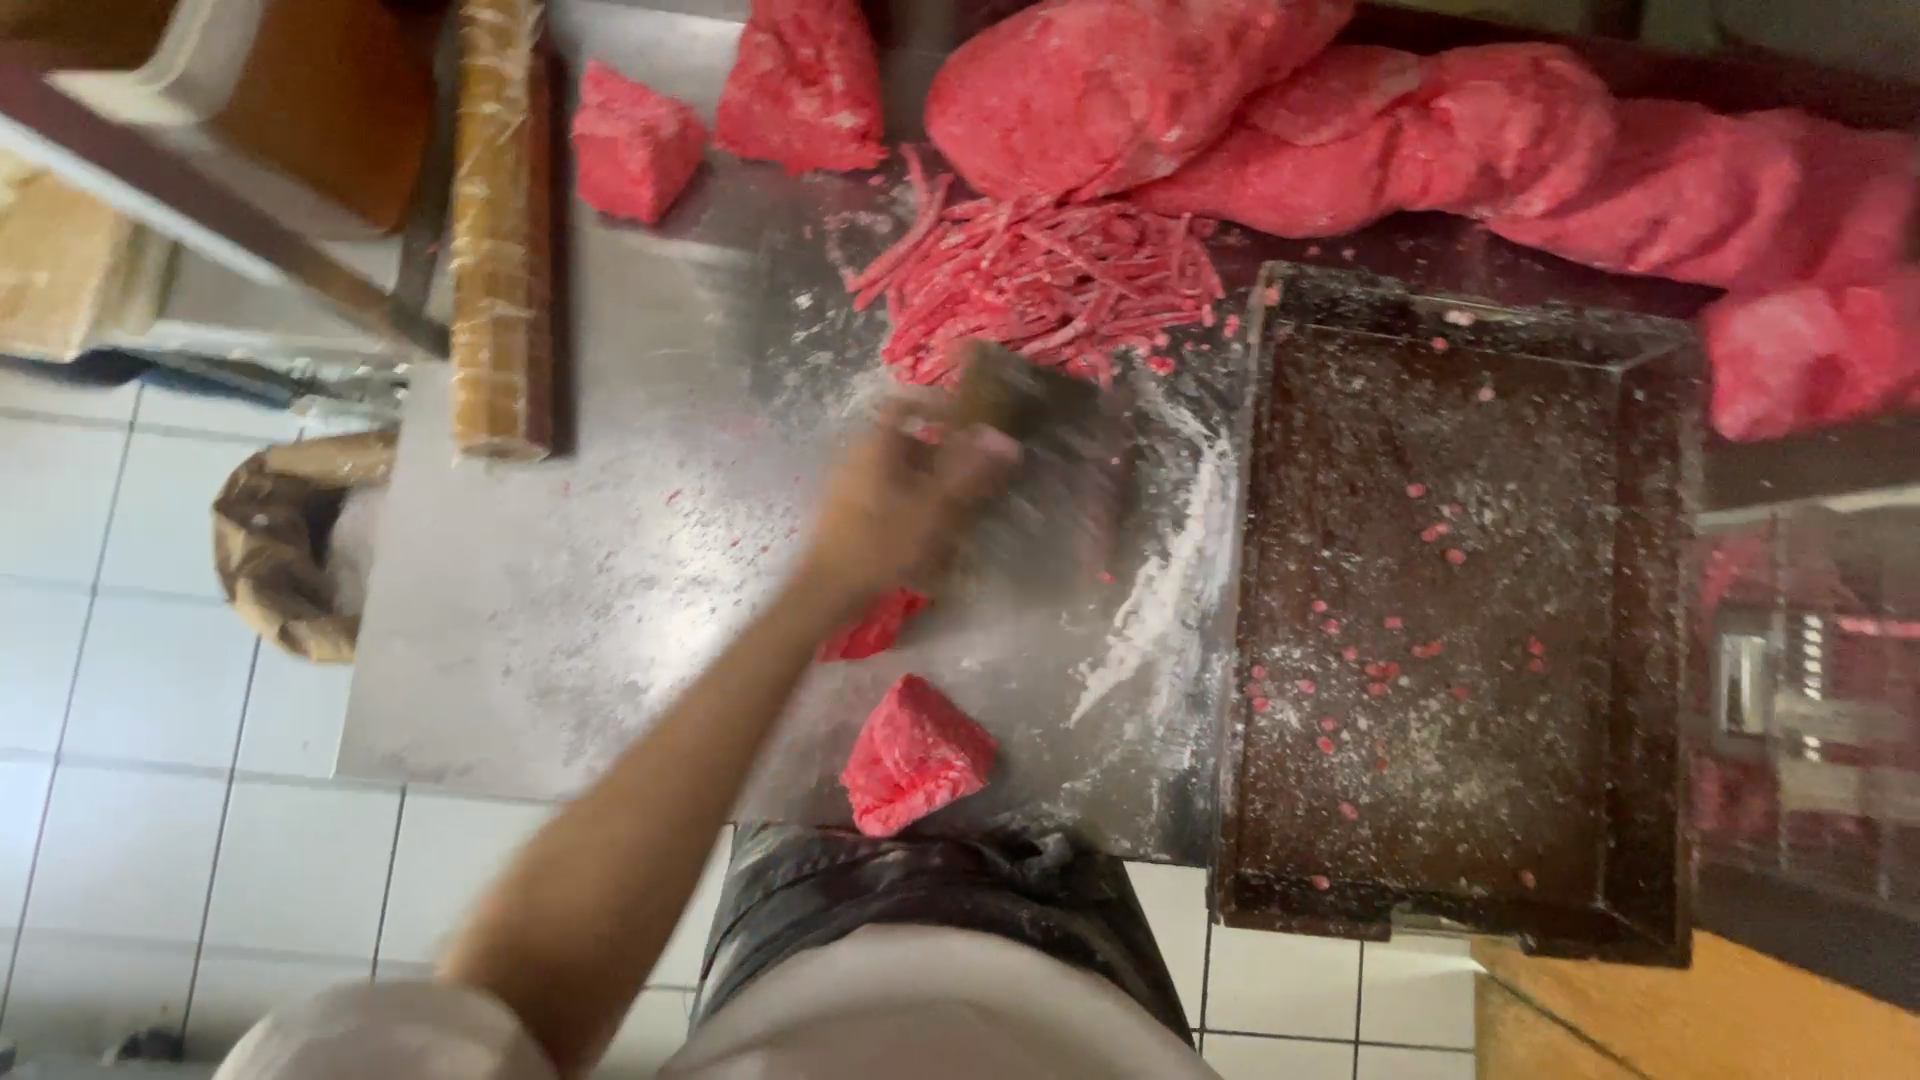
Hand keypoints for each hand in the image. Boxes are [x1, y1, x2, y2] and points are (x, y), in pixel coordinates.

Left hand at [798, 395, 1020, 607]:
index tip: (965, 423)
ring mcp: (847, 484)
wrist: (828, 589)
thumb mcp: (933, 507)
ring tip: (952, 510)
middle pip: (904, 441)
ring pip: (896, 470)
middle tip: (967, 476)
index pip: (905, 404)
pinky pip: (884, 493)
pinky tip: (925, 533)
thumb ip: (970, 471)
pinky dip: (909, 501)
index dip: (936, 406)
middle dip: (939, 454)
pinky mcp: (845, 511)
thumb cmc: (881, 543)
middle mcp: (856, 455)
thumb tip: (1005, 441)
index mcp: (874, 444)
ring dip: (926, 482)